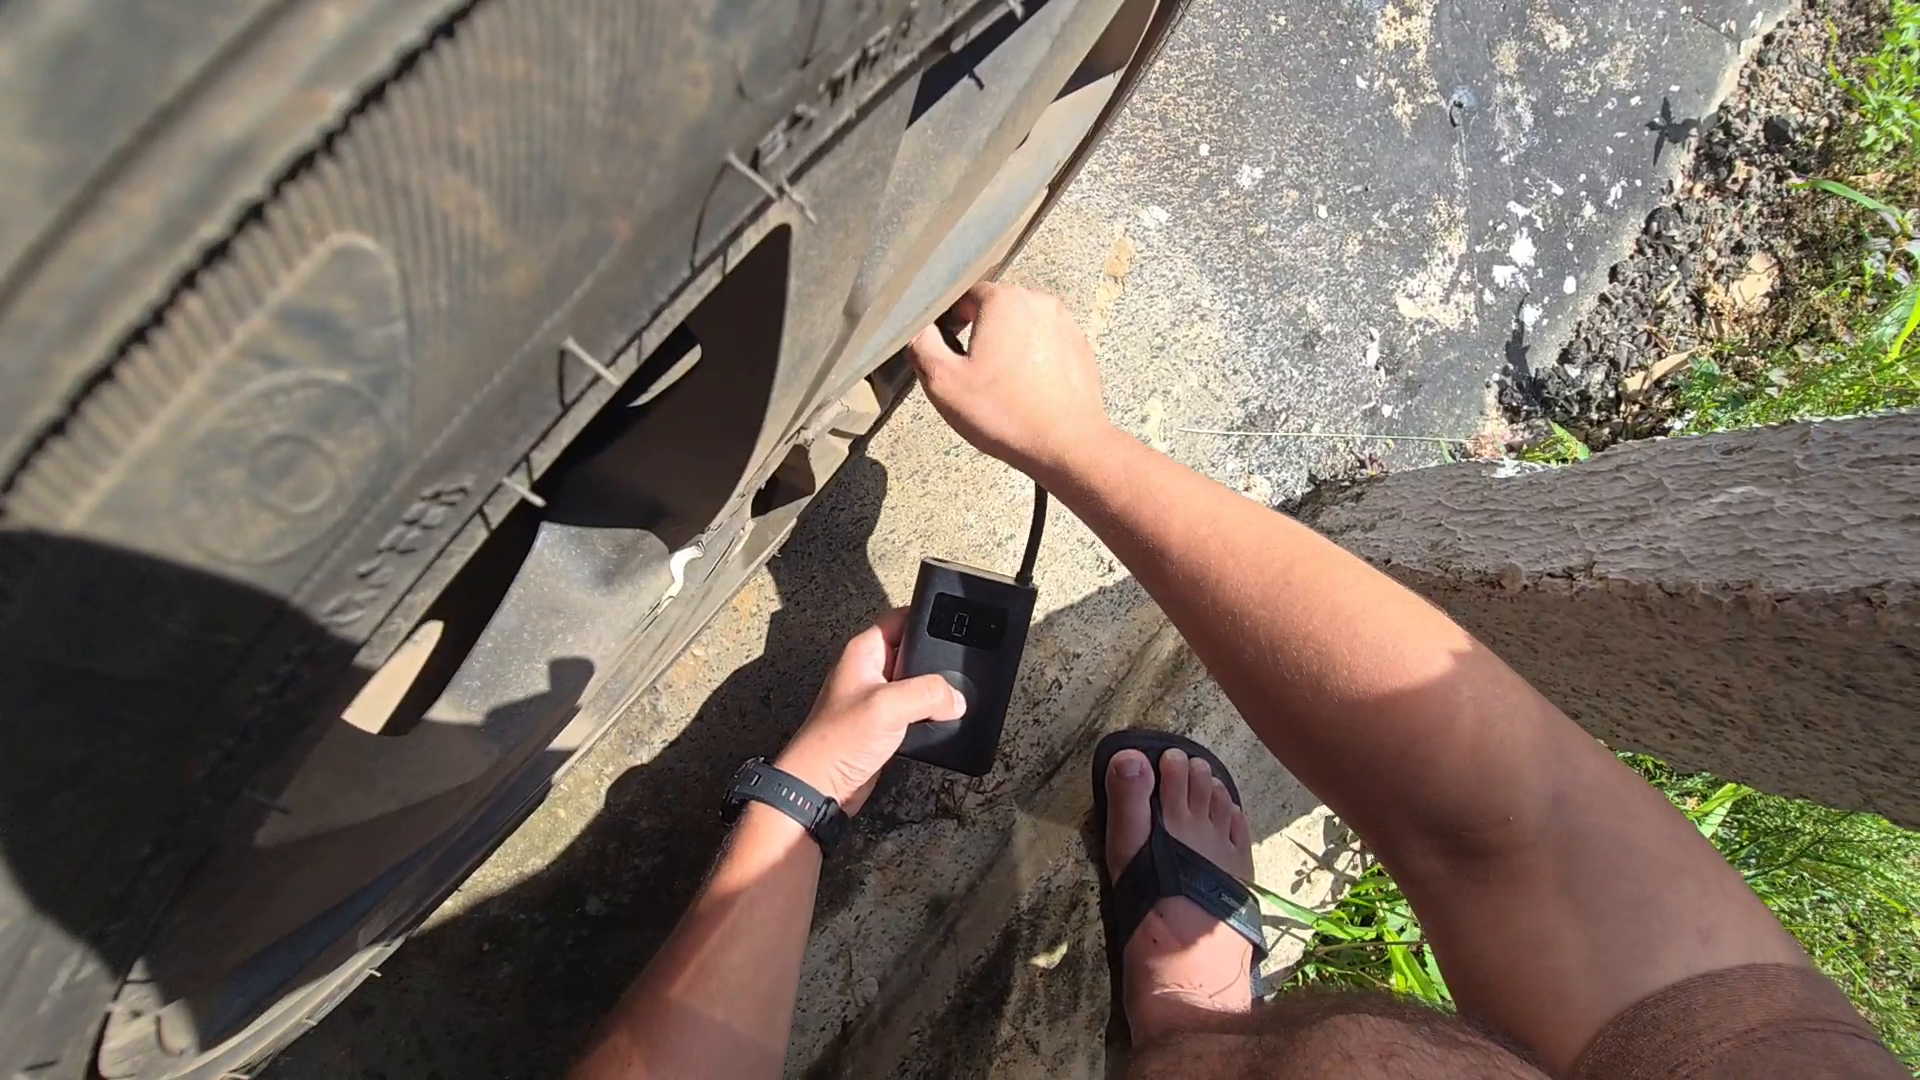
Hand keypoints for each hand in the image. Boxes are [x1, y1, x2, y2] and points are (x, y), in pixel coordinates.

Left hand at [774, 609, 966, 814]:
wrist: (820, 788)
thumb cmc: (836, 742)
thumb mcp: (888, 706)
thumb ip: (928, 693)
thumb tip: (955, 698)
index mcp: (864, 651)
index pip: (900, 619)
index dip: (926, 618)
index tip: (953, 624)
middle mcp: (870, 670)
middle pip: (913, 651)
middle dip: (936, 660)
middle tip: (957, 668)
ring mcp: (877, 697)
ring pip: (917, 683)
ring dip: (934, 691)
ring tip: (951, 698)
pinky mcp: (885, 724)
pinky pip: (915, 709)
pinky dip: (929, 714)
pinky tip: (940, 721)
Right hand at [906, 282, 1113, 479]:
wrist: (1065, 445)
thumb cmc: (1005, 414)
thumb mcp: (944, 382)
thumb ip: (921, 344)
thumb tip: (916, 327)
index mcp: (1003, 300)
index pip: (964, 297)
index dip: (949, 324)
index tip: (948, 355)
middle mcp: (1038, 302)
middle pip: (995, 311)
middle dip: (980, 337)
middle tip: (973, 376)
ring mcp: (1064, 325)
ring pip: (1022, 329)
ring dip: (1007, 350)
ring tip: (1001, 388)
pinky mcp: (1079, 349)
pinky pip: (1046, 348)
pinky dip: (1032, 364)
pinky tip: (1025, 393)